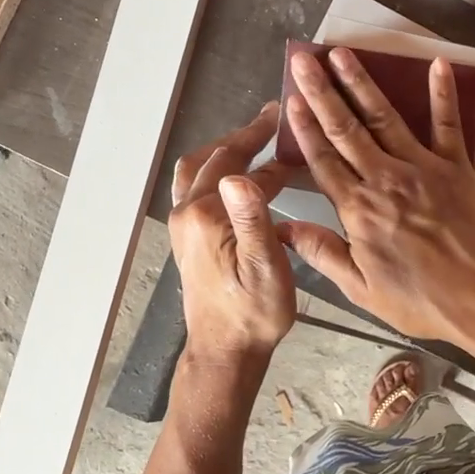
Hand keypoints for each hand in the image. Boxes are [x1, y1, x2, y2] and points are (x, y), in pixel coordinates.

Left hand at [167, 103, 294, 366]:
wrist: (225, 351)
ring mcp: (182, 227)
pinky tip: (234, 179)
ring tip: (252, 142)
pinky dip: (213, 172)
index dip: (269, 149)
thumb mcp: (264, 267)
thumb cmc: (254, 312)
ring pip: (195, 172)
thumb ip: (252, 218)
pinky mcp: (186, 240)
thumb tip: (240, 174)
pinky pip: (193, 190)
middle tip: (272, 122)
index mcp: (206, 216)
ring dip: (222, 151)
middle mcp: (186, 214)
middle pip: (212, 160)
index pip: (240, 167)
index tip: (292, 128)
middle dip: (243, 138)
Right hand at [277, 47, 474, 353]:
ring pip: (386, 118)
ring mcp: (423, 169)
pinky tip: (438, 65)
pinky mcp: (456, 169)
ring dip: (362, 84)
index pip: (323, 160)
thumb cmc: (420, 301)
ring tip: (342, 54)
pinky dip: (443, 94)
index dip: (305, 128)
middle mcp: (386, 180)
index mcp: (359, 210)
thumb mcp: (361, 289)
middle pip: (346, 130)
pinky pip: (448, 125)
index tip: (290, 100)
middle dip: (322, 92)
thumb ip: (323, 253)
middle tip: (305, 60)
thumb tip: (285, 229)